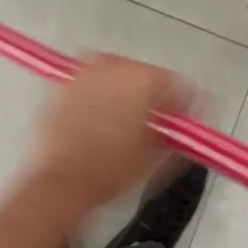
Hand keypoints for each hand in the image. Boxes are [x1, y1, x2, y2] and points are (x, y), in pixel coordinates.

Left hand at [22, 54, 192, 221]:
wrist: (61, 182)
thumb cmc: (112, 171)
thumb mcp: (155, 158)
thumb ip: (178, 135)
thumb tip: (186, 127)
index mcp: (143, 79)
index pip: (178, 84)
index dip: (183, 108)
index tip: (181, 127)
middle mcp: (114, 65)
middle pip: (145, 76)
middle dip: (151, 99)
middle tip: (152, 127)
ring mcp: (84, 72)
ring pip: (116, 78)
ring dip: (124, 96)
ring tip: (123, 125)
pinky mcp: (62, 85)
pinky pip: (91, 87)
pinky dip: (99, 100)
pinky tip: (98, 124)